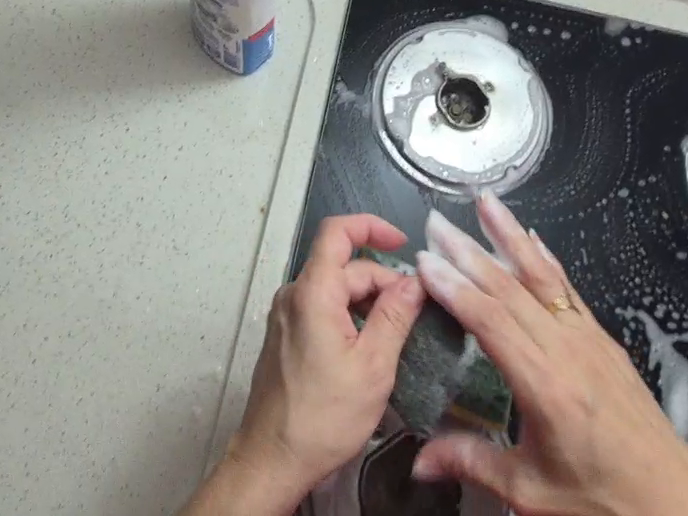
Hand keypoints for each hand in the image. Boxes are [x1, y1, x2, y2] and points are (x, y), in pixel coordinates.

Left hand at [217, 214, 426, 509]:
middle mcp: (293, 296)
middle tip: (414, 312)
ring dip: (368, 302)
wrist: (272, 460)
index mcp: (312, 293)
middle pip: (344, 267)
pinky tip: (369, 346)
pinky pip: (322, 308)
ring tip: (395, 335)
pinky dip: (350, 316)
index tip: (401, 240)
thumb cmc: (319, 420)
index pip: (337, 232)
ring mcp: (286, 315)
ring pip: (335, 290)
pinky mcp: (286, 335)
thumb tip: (415, 282)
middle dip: (382, 281)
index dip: (371, 226)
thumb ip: (395, 316)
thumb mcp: (373, 366)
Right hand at [410, 193, 687, 515]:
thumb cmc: (604, 501)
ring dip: (510, 235)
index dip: (455, 289)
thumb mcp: (531, 492)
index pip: (491, 322)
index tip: (424, 261)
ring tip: (485, 201)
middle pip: (510, 289)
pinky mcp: (603, 340)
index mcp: (546, 387)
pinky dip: (546, 259)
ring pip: (543, 276)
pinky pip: (568, 288)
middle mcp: (568, 351)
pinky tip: (531, 237)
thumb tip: (419, 461)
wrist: (677, 505)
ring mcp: (588, 339)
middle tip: (436, 222)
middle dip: (469, 251)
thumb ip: (472, 463)